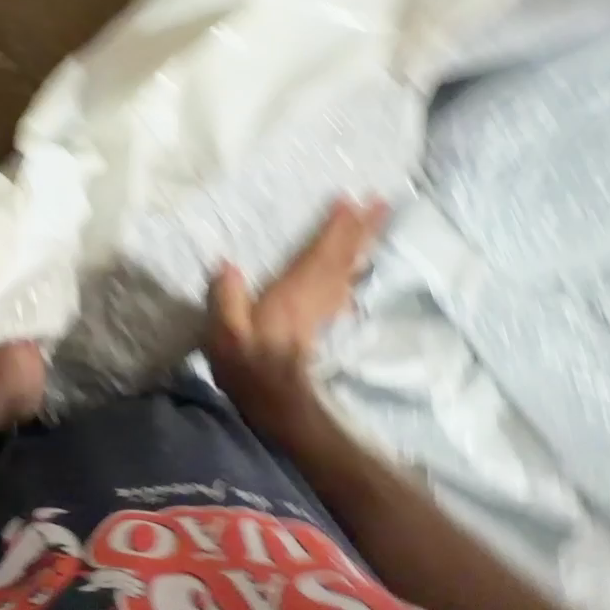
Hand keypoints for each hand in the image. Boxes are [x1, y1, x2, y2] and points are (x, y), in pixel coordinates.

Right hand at [205, 197, 389, 438]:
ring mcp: (325, 311)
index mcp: (294, 296)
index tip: (351, 200)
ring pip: (349, 270)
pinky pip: (344, 285)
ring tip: (378, 222)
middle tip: (383, 201)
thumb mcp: (226, 336)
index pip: (319, 255)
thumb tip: (228, 265)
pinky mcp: (326, 323)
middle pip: (344, 258)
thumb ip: (226, 300)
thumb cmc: (248, 368)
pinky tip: (357, 263)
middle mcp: (317, 298)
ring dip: (363, 244)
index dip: (335, 228)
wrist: (278, 409)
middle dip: (362, 228)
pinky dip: (354, 267)